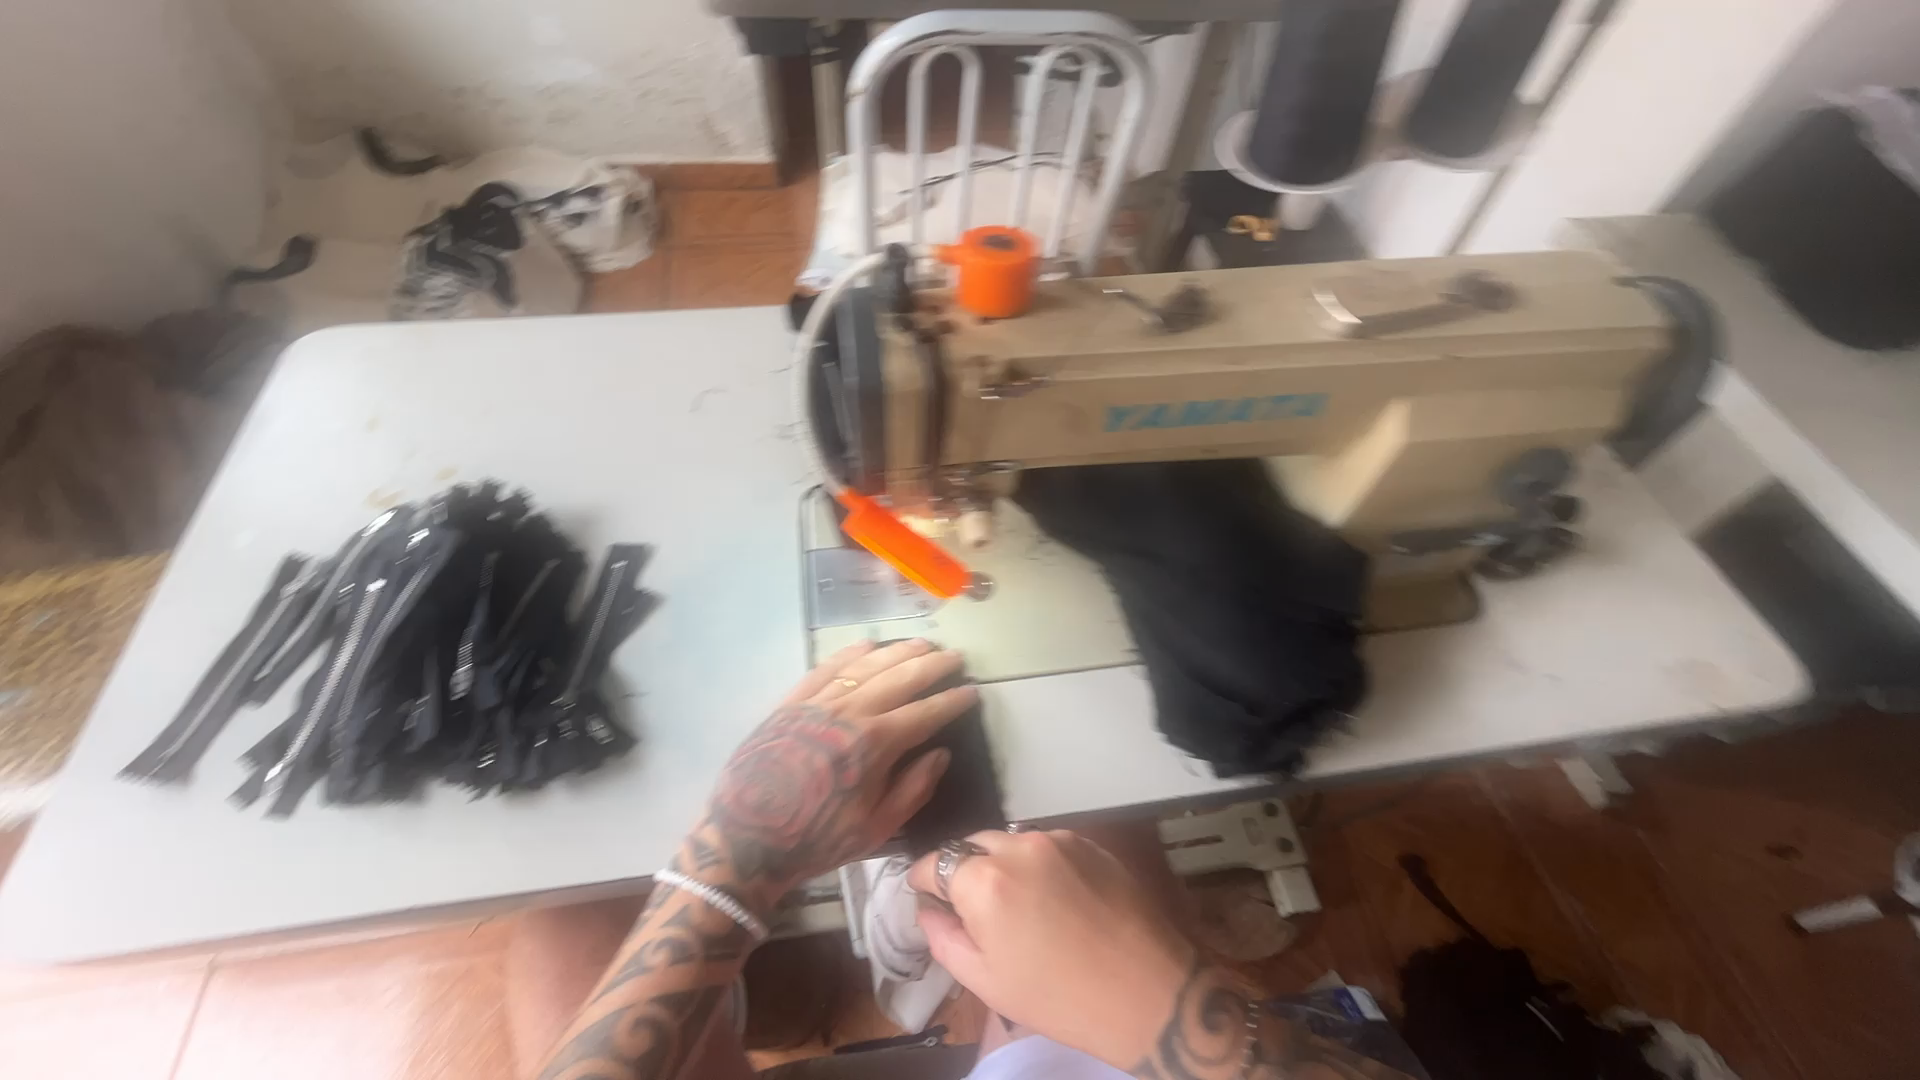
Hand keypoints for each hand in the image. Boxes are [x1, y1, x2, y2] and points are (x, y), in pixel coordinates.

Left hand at [675, 639, 976, 916]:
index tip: (973, 691)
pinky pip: (826, 668)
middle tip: (955, 656)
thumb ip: (914, 787)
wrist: (747, 840)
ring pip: (866, 665)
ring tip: (921, 644)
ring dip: (898, 652)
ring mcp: (819, 702)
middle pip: (901, 677)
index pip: (926, 713)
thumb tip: (941, 753)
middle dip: (933, 665)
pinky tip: (867, 645)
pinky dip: (849, 653)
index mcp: (876, 743)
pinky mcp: (792, 702)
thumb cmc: (818, 839)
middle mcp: (851, 712)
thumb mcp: (877, 827)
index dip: (953, 702)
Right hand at [909, 830, 1196, 1070]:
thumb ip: (945, 938)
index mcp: (984, 881)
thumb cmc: (1060, 997)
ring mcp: (1054, 839)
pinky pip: (1044, 844)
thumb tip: (928, 909)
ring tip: (1020, 906)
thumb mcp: (987, 982)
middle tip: (976, 909)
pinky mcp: (1086, 841)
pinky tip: (1054, 899)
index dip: (925, 880)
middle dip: (964, 870)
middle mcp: (1016, 846)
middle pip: (971, 845)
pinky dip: (1037, 863)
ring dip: (1002, 864)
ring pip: (1009, 842)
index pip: (935, 862)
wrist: (1148, 990)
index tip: (927, 896)